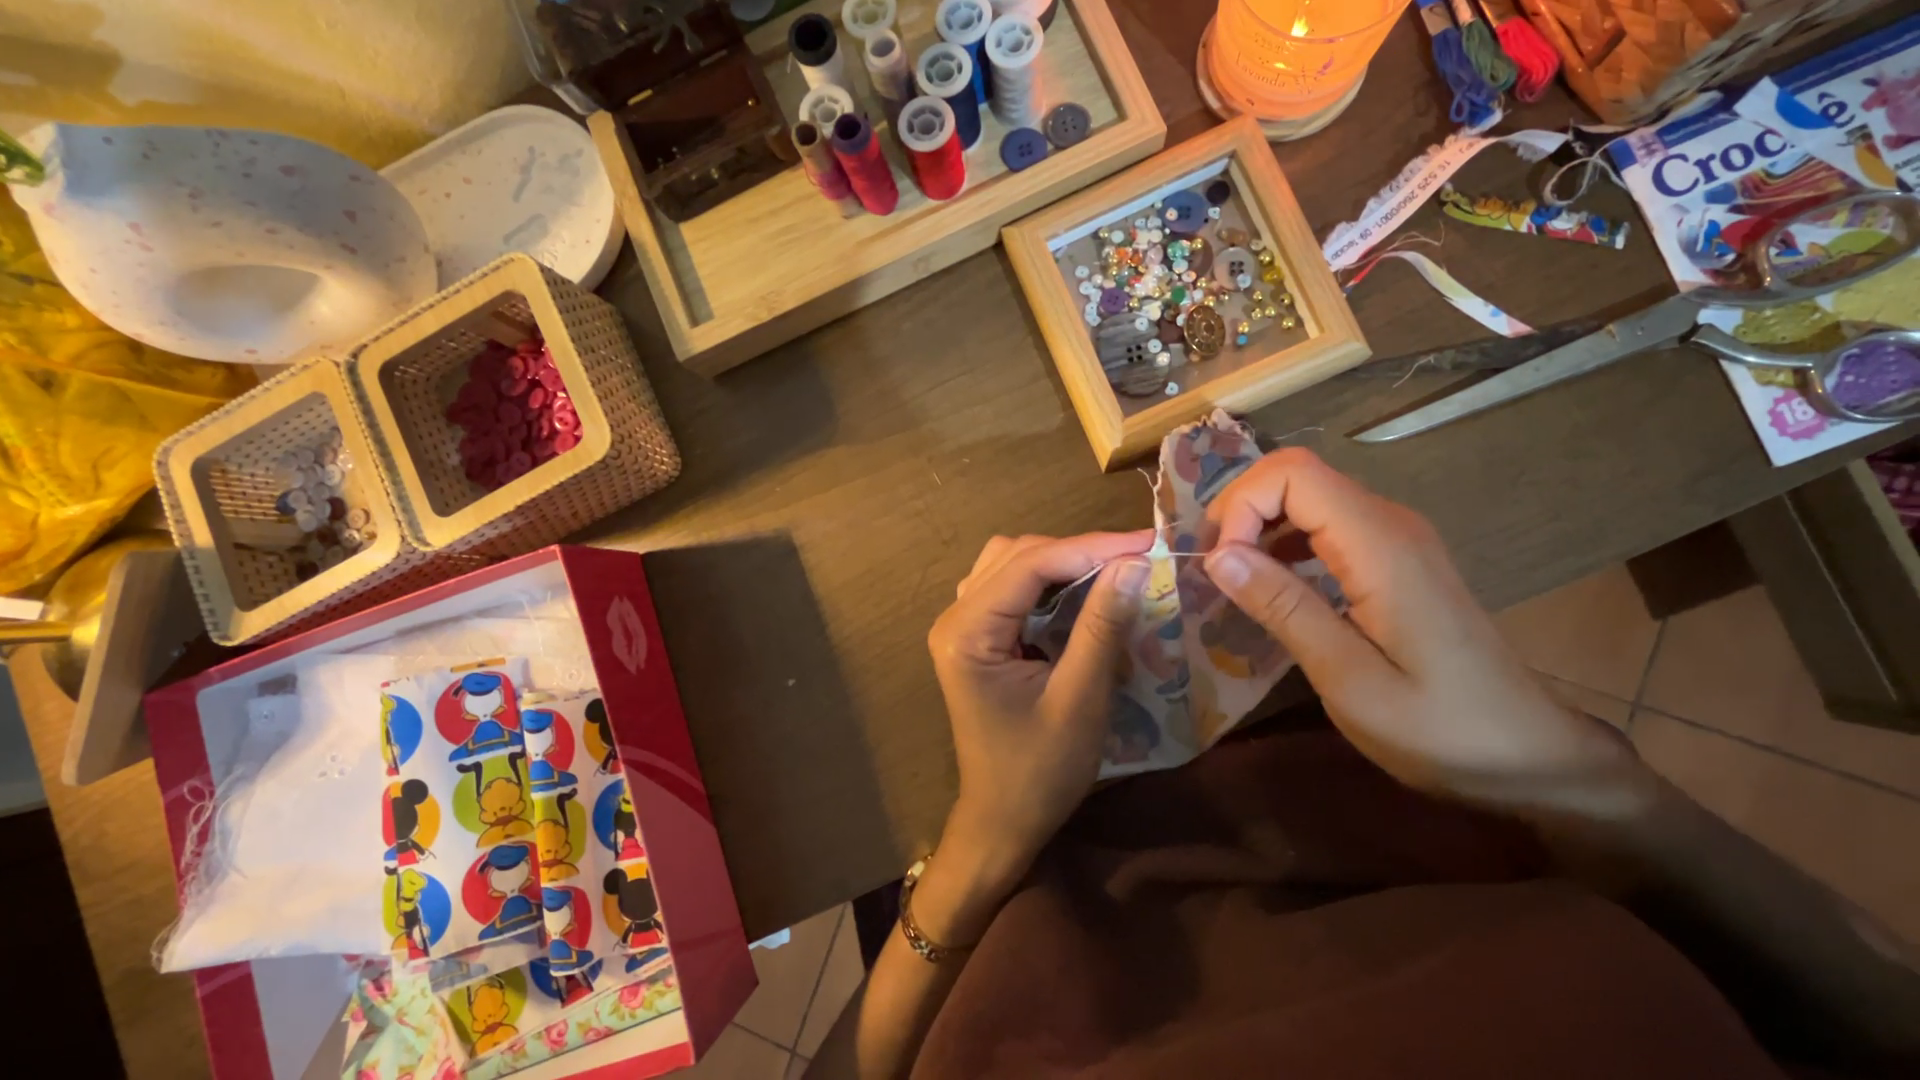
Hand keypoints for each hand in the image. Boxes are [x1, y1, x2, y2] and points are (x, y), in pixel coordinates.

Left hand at [928, 532, 1152, 885]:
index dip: (1091, 548)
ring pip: (1010, 565)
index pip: (1030, 564)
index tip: (1148, 543)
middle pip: (1016, 556)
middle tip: (1138, 557)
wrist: (1003, 820)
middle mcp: (954, 619)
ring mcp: (961, 627)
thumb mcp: (1079, 699)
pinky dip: (1047, 582)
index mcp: (967, 634)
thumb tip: (1135, 564)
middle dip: (1078, 551)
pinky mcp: (976, 638)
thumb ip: (1101, 627)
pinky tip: (1081, 591)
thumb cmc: (1040, 771)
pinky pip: (1009, 589)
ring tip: (1114, 569)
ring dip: (1061, 562)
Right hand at [1200, 449, 1652, 818]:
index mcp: (1380, 545)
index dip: (1241, 505)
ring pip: (1310, 498)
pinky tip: (1271, 589)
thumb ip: (1284, 608)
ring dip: (1259, 527)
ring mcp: (1398, 540)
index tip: (1219, 567)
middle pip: (1298, 476)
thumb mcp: (1348, 677)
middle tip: (1212, 572)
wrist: (1525, 754)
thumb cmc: (1437, 727)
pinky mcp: (1397, 561)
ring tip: (1229, 581)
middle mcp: (1390, 525)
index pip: (1293, 474)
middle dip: (1241, 511)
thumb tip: (1218, 556)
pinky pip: (1328, 527)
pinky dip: (1286, 544)